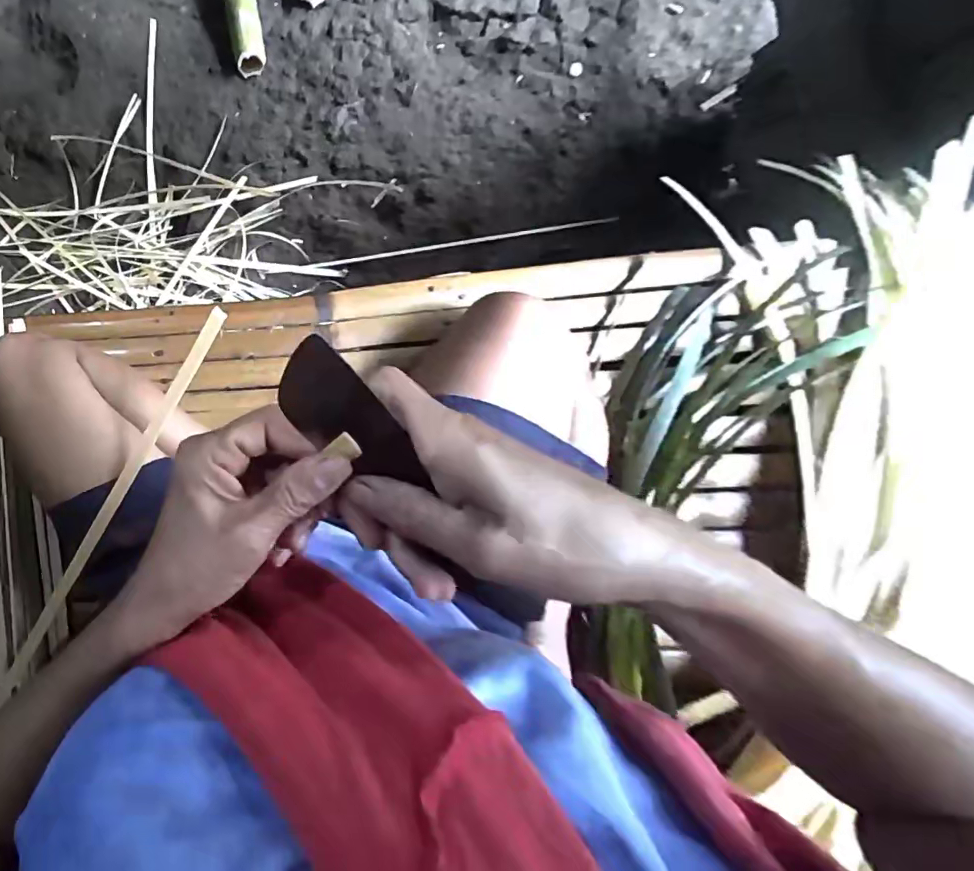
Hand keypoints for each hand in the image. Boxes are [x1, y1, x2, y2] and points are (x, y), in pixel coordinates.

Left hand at [116, 405, 354, 641]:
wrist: (164, 609)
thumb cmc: (201, 568)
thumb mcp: (254, 530)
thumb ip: (297, 492)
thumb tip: (343, 460)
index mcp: (210, 450)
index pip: (270, 423)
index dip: (306, 442)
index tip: (337, 470)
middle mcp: (216, 451)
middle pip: (278, 447)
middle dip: (303, 483)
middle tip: (321, 515)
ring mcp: (222, 473)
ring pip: (278, 471)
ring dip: (296, 505)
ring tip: (296, 541)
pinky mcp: (230, 493)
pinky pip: (269, 490)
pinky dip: (283, 515)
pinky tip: (284, 545)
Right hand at [334, 367, 708, 605]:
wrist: (637, 552)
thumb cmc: (560, 545)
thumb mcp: (475, 544)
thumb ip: (408, 511)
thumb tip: (352, 484)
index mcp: (445, 436)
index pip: (383, 386)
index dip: (349, 410)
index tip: (336, 469)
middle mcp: (452, 434)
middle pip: (386, 448)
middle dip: (378, 503)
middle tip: (387, 556)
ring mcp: (468, 455)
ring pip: (411, 479)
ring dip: (410, 530)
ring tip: (436, 588)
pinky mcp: (484, 475)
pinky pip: (438, 491)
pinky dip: (432, 528)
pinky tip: (447, 574)